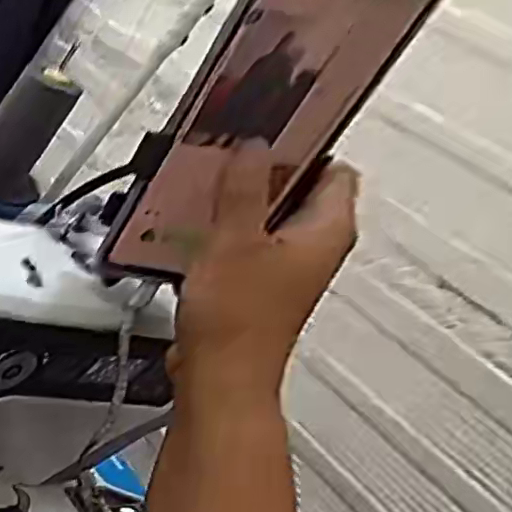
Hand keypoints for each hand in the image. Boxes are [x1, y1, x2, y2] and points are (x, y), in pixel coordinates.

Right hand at [171, 149, 359, 400]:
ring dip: (224, 213)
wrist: (217, 370)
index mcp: (326, 229)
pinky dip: (210, 241)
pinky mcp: (246, 287)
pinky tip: (181, 243)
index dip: (297, 152)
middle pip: (287, 195)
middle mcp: (309, 247)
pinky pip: (232, 249)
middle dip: (249, 182)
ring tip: (190, 207)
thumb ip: (241, 192)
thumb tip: (251, 149)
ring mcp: (277, 268)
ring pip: (256, 223)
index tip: (258, 142)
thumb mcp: (232, 242)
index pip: (330, 169)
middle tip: (213, 173)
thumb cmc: (237, 318)